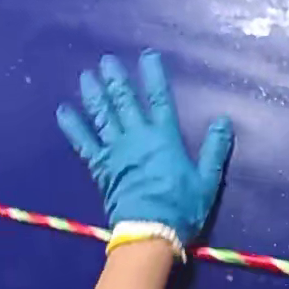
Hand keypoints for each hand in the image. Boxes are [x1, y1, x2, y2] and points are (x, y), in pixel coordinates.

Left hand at [56, 51, 234, 241]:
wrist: (151, 231)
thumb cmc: (182, 209)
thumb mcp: (207, 181)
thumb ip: (215, 150)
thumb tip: (224, 121)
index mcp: (165, 138)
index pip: (159, 98)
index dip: (153, 75)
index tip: (147, 57)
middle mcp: (138, 137)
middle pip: (124, 100)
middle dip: (116, 79)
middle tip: (107, 61)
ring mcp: (116, 151)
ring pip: (102, 115)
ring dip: (94, 94)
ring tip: (86, 76)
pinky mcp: (101, 168)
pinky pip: (84, 142)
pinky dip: (73, 126)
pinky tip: (63, 110)